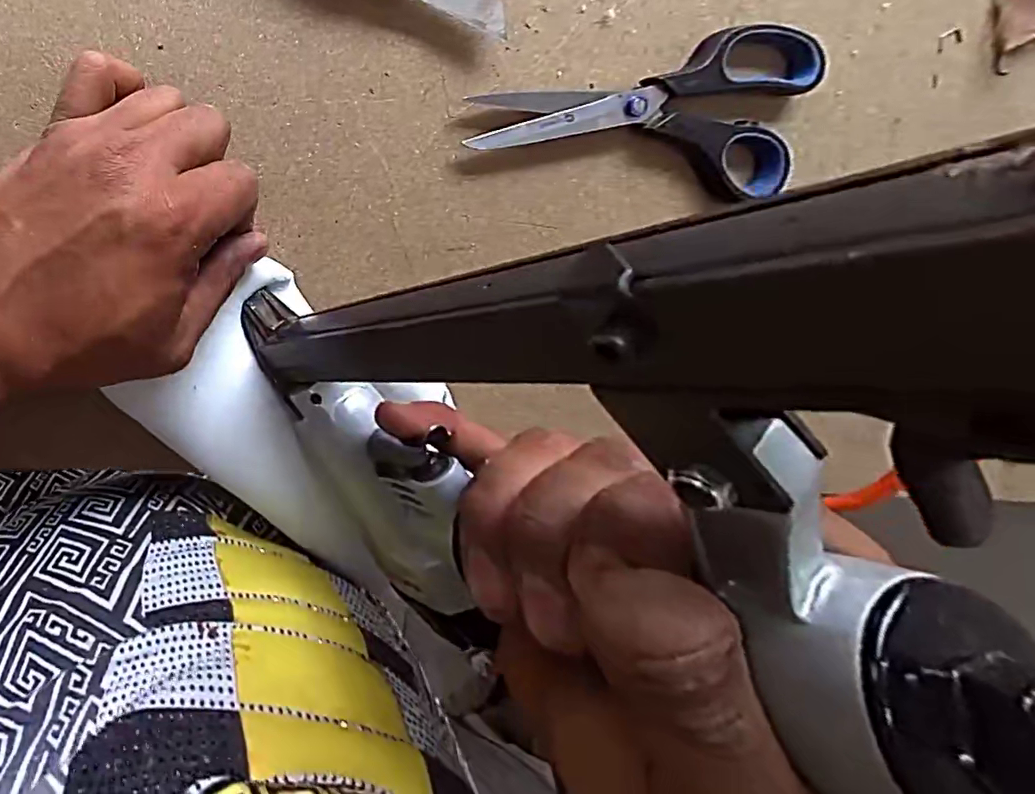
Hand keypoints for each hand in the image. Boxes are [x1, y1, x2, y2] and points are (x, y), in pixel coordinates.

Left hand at [0, 52, 265, 392]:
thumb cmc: (66, 340)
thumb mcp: (167, 343)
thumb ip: (220, 284)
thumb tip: (249, 244)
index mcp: (172, 219)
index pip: (241, 180)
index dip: (234, 213)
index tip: (211, 235)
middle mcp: (136, 167)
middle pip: (209, 126)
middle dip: (208, 167)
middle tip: (183, 204)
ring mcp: (91, 142)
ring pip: (163, 97)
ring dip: (168, 134)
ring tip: (149, 171)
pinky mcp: (53, 136)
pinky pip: (94, 72)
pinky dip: (116, 86)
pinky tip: (117, 124)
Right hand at [376, 401, 815, 793]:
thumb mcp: (730, 775)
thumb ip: (692, 679)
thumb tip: (617, 575)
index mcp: (774, 581)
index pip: (683, 491)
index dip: (614, 530)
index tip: (583, 617)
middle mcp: (689, 535)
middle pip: (598, 464)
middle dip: (546, 535)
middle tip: (551, 625)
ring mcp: (601, 529)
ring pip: (536, 456)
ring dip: (496, 515)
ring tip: (510, 595)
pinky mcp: (536, 533)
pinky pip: (496, 460)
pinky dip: (452, 438)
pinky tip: (409, 426)